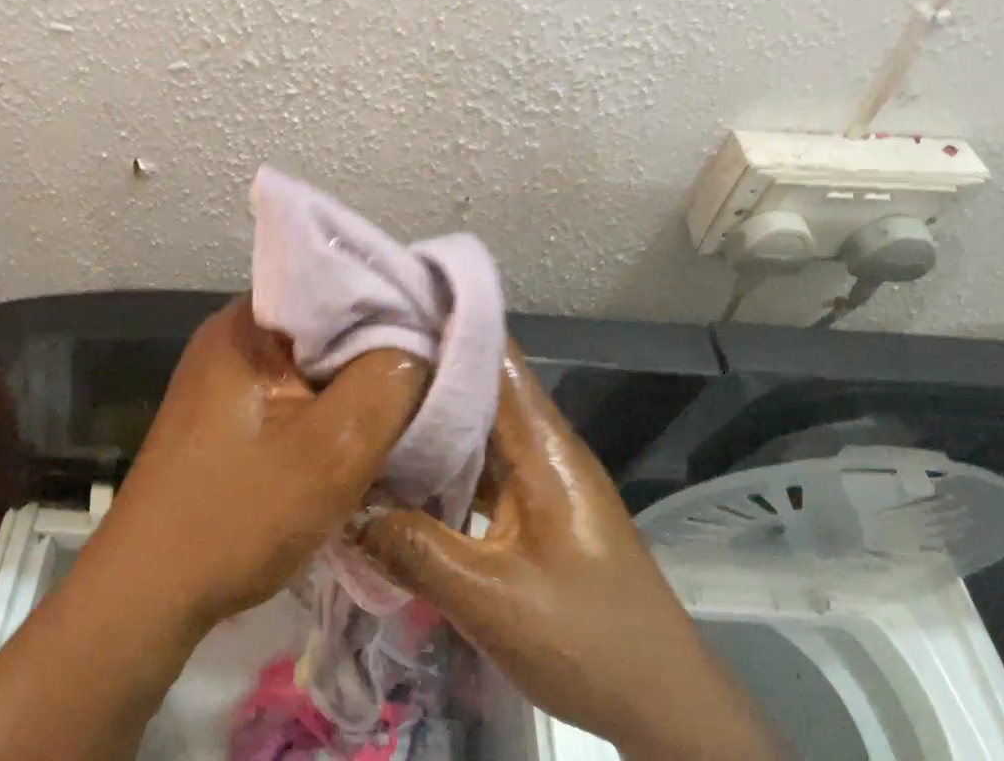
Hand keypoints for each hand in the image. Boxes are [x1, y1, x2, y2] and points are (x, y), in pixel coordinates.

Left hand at [0, 297, 427, 760]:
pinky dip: (337, 414)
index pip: (342, 282)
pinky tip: (367, 443)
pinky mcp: (233, 417)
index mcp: (249, 323)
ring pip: (321, 366)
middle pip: (333, 326)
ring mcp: (230, 378)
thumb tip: (426, 345)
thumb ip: (389, 383)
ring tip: (412, 415)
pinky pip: (301, 397)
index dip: (401, 306)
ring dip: (364, 391)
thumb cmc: (237, 517)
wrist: (149, 595)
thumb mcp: (330, 451)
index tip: (447, 340)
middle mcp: (236, 336)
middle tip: (439, 384)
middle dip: (387, 354)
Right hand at [356, 346, 777, 760]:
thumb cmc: (587, 640)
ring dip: (422, 419)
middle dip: (416, 367)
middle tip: (342, 359)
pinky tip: (389, 475)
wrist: (662, 700)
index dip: (441, 319)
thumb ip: (413, 549)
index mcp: (542, 446)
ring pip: (473, 429)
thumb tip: (343, 507)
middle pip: (476, 385)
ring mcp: (538, 478)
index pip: (493, 353)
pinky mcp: (532, 510)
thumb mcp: (491, 600)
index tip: (377, 304)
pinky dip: (435, 465)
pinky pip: (475, 469)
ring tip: (354, 405)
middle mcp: (541, 447)